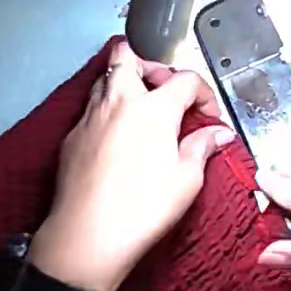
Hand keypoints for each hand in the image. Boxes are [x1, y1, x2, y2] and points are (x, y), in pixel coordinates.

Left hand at [29, 41, 236, 290]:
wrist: (89, 235)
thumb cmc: (144, 207)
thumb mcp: (188, 178)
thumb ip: (202, 147)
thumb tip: (219, 134)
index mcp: (154, 108)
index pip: (185, 79)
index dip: (204, 94)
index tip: (210, 118)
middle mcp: (118, 102)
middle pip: (129, 56)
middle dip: (153, 66)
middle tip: (168, 92)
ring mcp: (90, 117)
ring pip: (106, 78)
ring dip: (127, 83)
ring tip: (145, 110)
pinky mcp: (72, 137)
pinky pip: (92, 108)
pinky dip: (110, 110)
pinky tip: (121, 137)